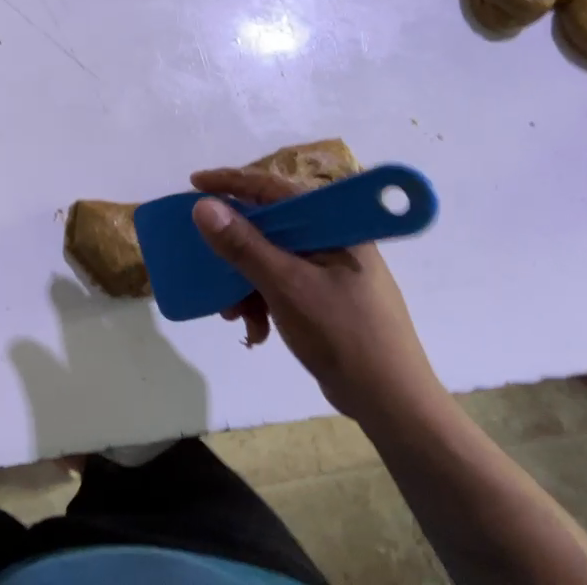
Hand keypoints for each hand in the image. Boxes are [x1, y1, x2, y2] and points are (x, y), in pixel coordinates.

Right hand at [188, 167, 444, 424]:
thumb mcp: (285, 286)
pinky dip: (260, 302)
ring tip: (231, 312)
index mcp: (335, 228)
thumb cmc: (343, 335)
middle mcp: (333, 241)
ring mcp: (330, 271)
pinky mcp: (324, 299)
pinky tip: (255, 328)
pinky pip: (279, 285)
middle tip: (204, 256)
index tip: (195, 184)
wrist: (391, 403)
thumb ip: (243, 245)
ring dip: (243, 282)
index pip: (275, 188)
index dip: (232, 182)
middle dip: (233, 248)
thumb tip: (203, 206)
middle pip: (268, 226)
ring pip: (269, 259)